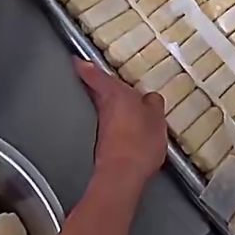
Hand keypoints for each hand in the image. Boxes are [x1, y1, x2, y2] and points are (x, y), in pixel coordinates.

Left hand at [74, 59, 166, 191]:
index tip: (76, 59)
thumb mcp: (157, 118)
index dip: (85, 66)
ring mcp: (102, 125)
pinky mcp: (104, 142)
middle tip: (99, 74)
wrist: (122, 175)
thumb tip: (150, 98)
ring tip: (120, 97)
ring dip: (108, 100)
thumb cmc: (139, 141)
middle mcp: (104, 107)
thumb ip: (154, 104)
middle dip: (96, 82)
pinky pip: (110, 122)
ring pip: (103, 106)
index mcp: (115, 93)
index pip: (94, 75)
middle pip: (96, 90)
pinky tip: (127, 122)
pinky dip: (116, 118)